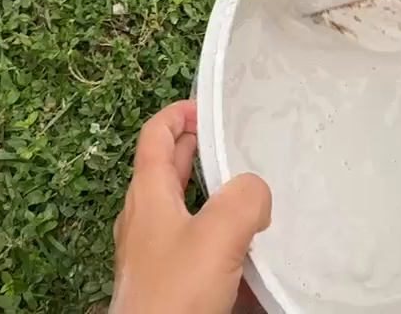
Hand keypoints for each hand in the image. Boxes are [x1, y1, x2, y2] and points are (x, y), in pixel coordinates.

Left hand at [111, 101, 272, 313]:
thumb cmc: (176, 293)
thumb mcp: (218, 234)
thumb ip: (243, 199)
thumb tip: (255, 191)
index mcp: (148, 193)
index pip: (155, 135)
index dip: (178, 113)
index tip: (207, 107)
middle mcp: (145, 219)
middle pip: (167, 169)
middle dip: (196, 151)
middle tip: (230, 143)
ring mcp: (151, 255)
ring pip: (181, 210)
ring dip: (208, 196)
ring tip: (245, 195)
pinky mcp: (165, 287)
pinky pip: (190, 249)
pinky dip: (213, 239)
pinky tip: (244, 256)